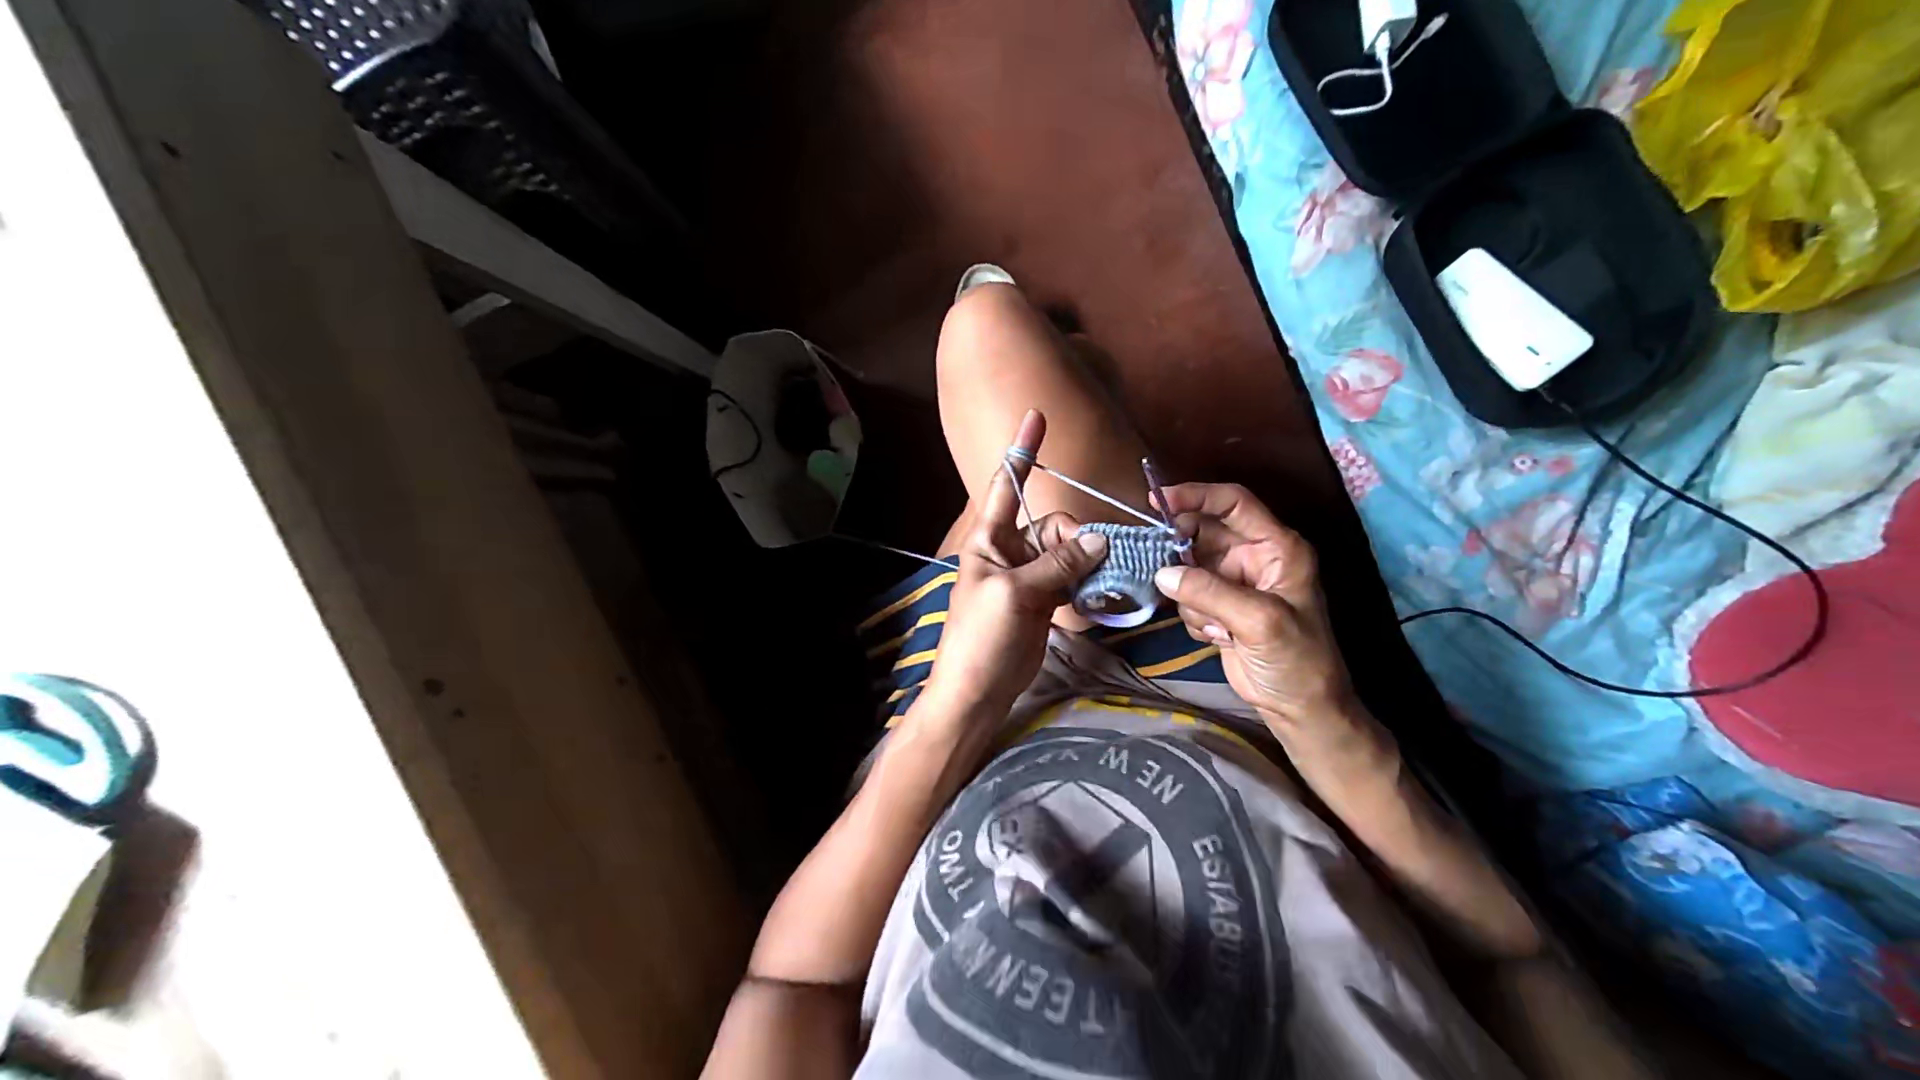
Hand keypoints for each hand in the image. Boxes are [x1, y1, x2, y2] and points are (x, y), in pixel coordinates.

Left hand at [921, 410, 1109, 718]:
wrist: (977, 691)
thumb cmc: (980, 637)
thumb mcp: (1014, 595)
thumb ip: (1057, 566)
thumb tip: (1101, 539)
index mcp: (988, 539)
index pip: (1005, 485)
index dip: (1021, 451)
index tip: (1036, 416)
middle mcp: (1009, 551)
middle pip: (1052, 524)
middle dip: (1076, 535)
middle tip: (1093, 560)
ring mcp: (1030, 576)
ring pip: (1069, 551)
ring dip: (1089, 558)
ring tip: (1109, 574)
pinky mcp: (1046, 600)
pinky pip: (1074, 578)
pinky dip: (1091, 580)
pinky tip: (1106, 590)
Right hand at [1150, 483, 1355, 732]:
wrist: (1299, 708)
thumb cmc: (1296, 659)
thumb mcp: (1259, 621)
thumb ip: (1210, 592)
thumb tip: (1162, 573)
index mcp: (1277, 547)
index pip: (1233, 503)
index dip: (1196, 496)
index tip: (1157, 500)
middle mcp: (1254, 557)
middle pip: (1203, 532)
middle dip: (1182, 551)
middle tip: (1163, 567)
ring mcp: (1234, 582)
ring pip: (1188, 566)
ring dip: (1189, 593)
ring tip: (1213, 624)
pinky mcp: (1219, 606)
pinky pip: (1187, 594)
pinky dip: (1192, 613)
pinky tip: (1216, 636)